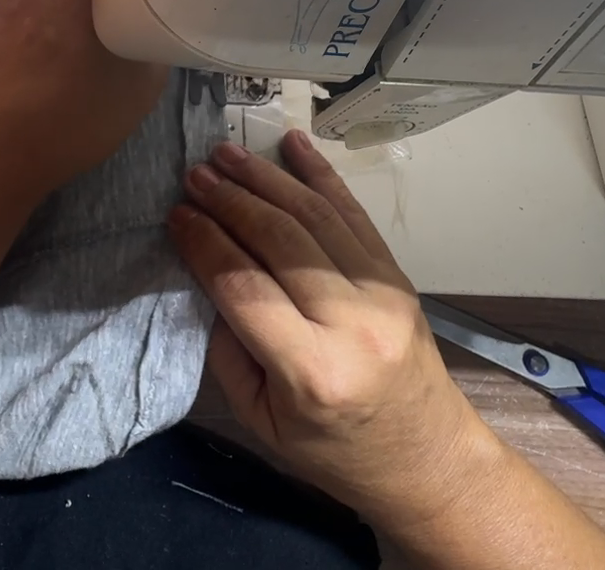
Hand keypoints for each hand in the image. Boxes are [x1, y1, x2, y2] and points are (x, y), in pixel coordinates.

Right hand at [168, 130, 498, 523]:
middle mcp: (353, 324)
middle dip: (231, 201)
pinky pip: (353, 213)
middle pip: (281, 241)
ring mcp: (384, 293)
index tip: (176, 214)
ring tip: (227, 153)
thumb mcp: (260, 417)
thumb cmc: (334, 450)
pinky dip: (321, 174)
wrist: (429, 459)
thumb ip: (228, 344)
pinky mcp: (398, 275)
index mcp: (312, 370)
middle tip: (195, 174)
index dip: (205, 243)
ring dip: (266, 178)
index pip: (245, 287)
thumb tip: (208, 269)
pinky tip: (293, 144)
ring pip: (316, 216)